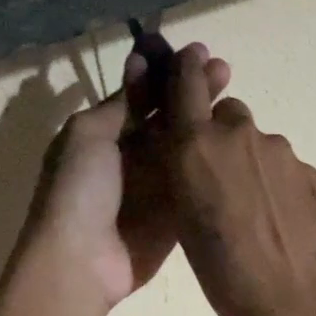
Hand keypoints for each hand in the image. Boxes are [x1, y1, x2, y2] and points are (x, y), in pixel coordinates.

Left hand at [13, 46, 230, 309]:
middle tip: (226, 73)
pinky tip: (235, 150)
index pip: (144, 93)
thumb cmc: (78, 190)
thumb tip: (143, 62)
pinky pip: (196, 189)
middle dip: (195, 95)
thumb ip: (125, 103)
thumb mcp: (92, 134)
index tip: (202, 54)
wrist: (80, 262)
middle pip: (169, 119)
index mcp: (105, 130)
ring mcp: (154, 189)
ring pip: (186, 151)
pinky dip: (213, 171)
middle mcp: (132, 156)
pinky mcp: (174, 219)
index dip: (170, 73)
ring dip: (208, 129)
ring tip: (237, 107)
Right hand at [164, 46, 315, 315]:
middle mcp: (237, 134)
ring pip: (259, 144)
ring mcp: (280, 151)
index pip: (186, 80)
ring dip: (252, 165)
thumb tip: (197, 153)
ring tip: (254, 213)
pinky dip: (279, 186)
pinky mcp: (309, 171)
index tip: (188, 68)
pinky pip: (286, 168)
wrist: (287, 297)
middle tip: (223, 182)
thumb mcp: (182, 216)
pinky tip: (278, 224)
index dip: (186, 71)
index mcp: (195, 143)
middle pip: (228, 115)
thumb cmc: (220, 270)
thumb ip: (186, 170)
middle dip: (222, 137)